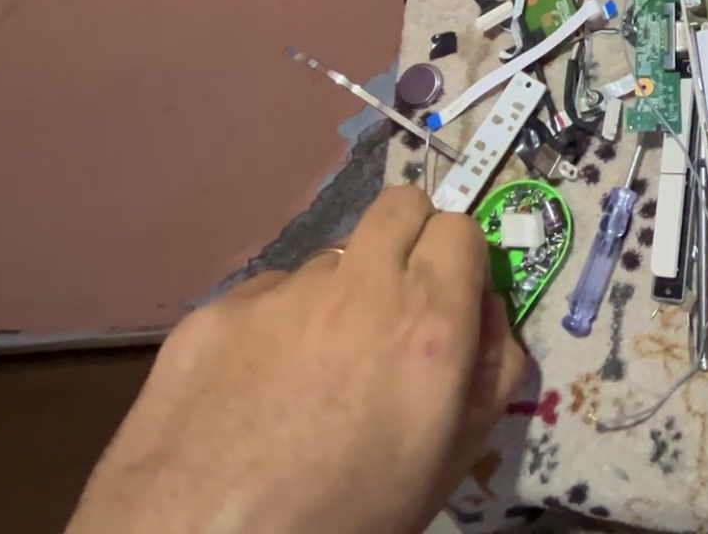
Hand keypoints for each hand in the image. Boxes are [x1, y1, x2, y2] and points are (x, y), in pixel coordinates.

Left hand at [67, 186, 527, 533]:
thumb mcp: (457, 453)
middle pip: (401, 203)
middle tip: (396, 295)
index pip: (460, 226)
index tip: (450, 293)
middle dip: (410, 236)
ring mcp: (280, 296)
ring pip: (331, 257)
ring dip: (339, 291)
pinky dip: (275, 324)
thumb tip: (487, 308)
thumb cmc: (353, 514)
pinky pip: (265, 296)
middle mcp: (360, 289)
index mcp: (428, 319)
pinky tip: (255, 386)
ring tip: (313, 364)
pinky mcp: (211, 316)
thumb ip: (496, 366)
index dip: (460, 258)